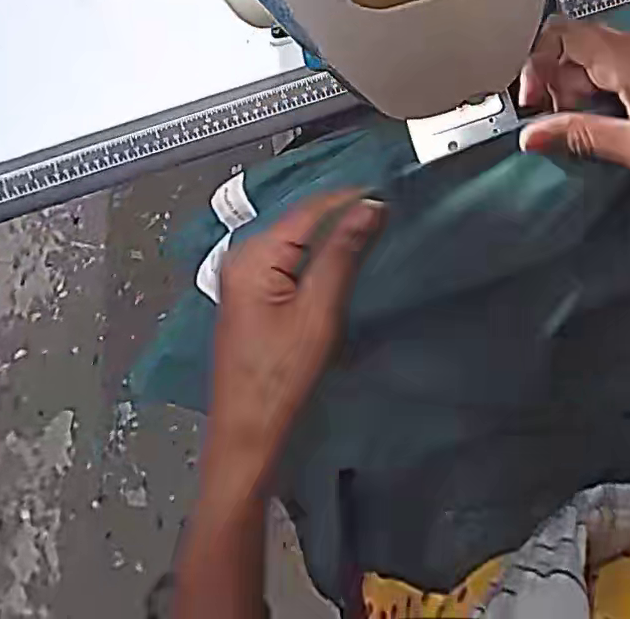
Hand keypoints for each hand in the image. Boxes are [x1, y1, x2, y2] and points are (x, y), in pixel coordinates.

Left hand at [206, 192, 384, 473]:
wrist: (249, 435)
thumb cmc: (280, 379)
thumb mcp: (319, 311)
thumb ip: (343, 252)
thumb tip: (369, 207)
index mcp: (253, 256)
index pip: (309, 209)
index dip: (349, 198)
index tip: (385, 194)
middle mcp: (243, 257)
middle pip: (301, 220)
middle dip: (342, 212)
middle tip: (383, 210)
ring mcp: (245, 275)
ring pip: (298, 238)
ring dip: (332, 232)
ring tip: (370, 227)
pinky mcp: (253, 293)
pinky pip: (291, 257)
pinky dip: (319, 253)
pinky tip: (341, 256)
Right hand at [516, 19, 629, 210]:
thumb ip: (577, 134)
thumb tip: (528, 136)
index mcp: (624, 56)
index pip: (558, 36)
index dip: (534, 65)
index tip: (531, 103)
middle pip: (572, 43)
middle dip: (554, 79)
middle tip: (556, 119)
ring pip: (593, 53)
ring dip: (576, 84)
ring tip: (583, 122)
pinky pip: (615, 61)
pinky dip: (599, 84)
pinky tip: (609, 114)